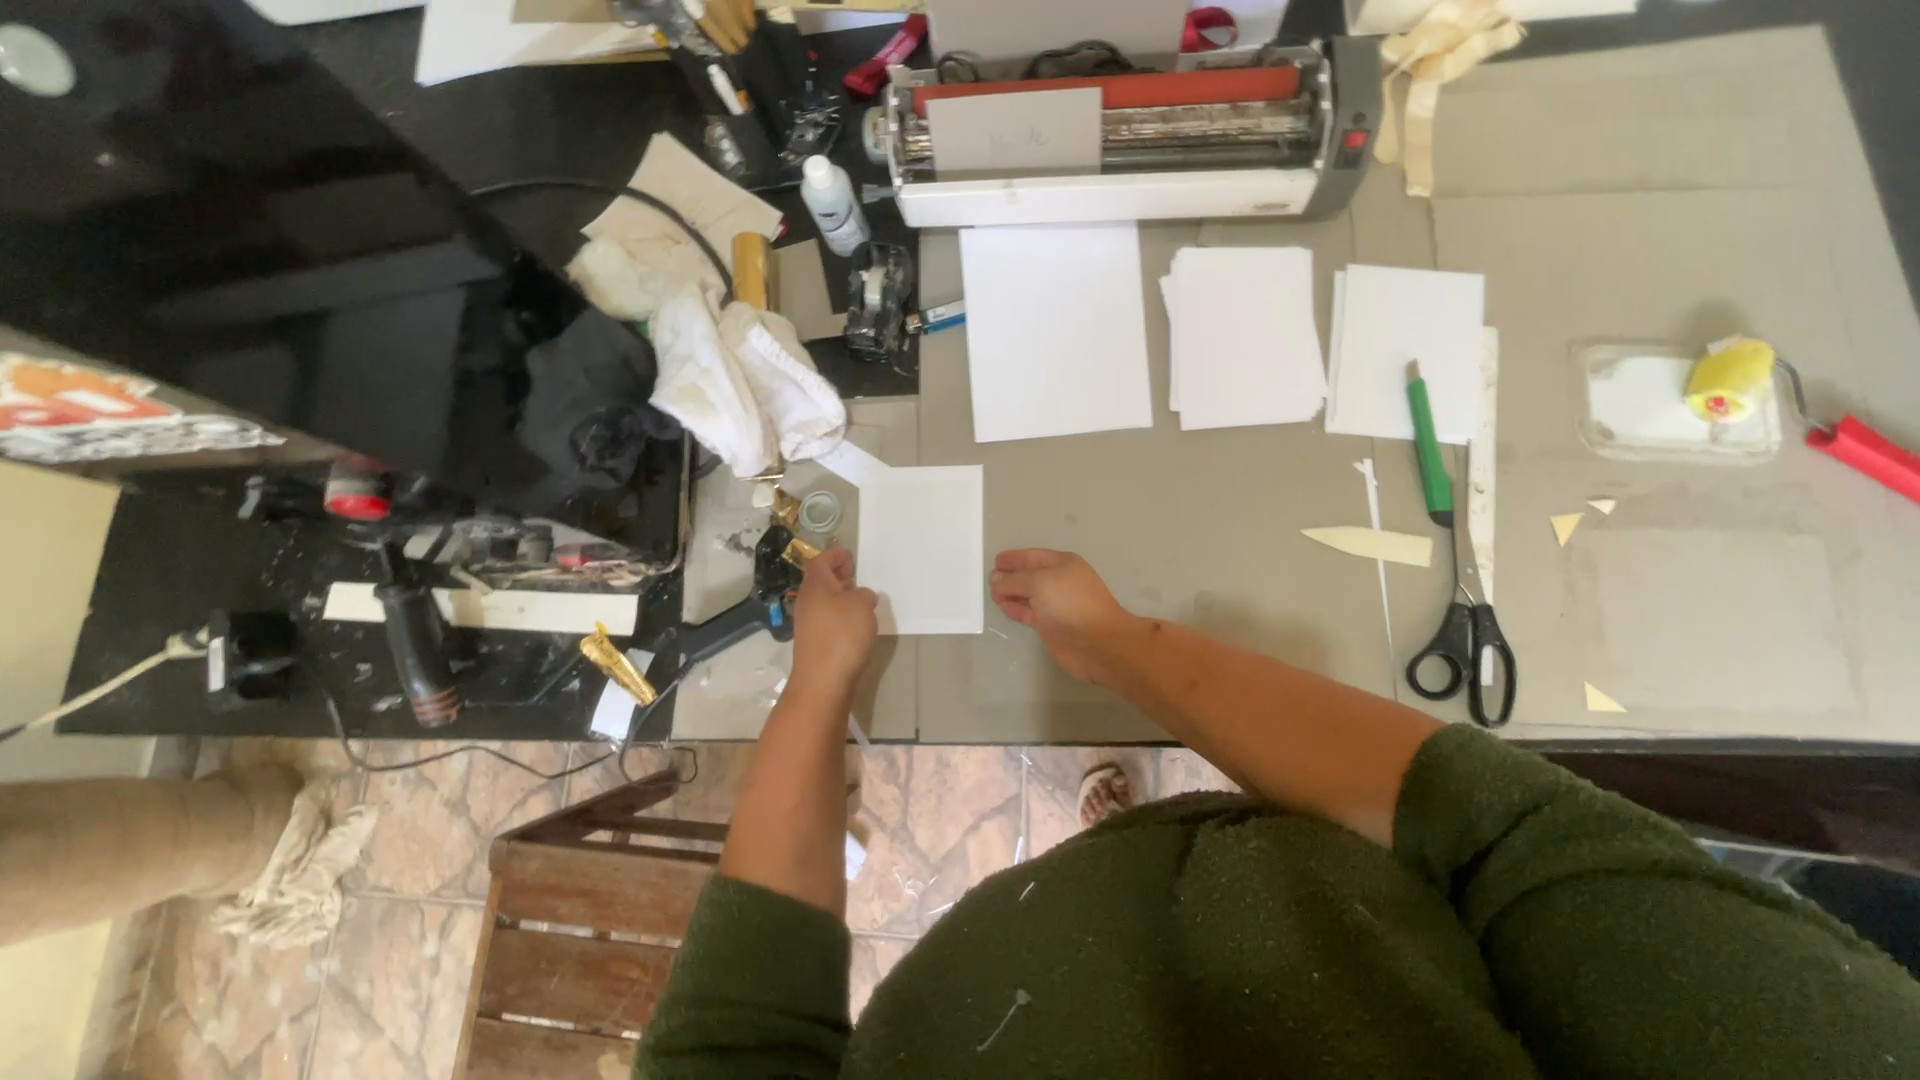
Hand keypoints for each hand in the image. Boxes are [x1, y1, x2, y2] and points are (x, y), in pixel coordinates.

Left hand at [790, 546, 877, 694]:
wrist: (823, 680)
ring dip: (839, 597)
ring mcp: (808, 624)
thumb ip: (863, 594)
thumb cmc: (842, 635)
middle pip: (819, 581)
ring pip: (823, 601)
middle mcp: (807, 601)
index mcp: (815, 585)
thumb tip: (860, 596)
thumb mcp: (861, 605)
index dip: (834, 555)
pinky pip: (826, 619)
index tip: (849, 555)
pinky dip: (839, 615)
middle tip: (854, 575)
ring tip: (860, 600)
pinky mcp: (814, 643)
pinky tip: (854, 624)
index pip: (820, 561)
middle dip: (836, 576)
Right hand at [989, 550, 1136, 682]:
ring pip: (1027, 595)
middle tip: (988, 581)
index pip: (1031, 556)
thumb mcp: (1039, 582)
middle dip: (1009, 576)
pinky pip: (1028, 612)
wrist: (1096, 643)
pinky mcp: (1051, 625)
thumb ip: (1014, 580)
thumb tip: (996, 580)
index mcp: (1061, 564)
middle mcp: (1059, 581)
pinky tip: (1003, 607)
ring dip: (1010, 593)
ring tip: (992, 595)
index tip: (995, 561)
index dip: (1013, 558)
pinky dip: (1015, 608)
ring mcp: (1055, 604)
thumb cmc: (1070, 604)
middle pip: (1029, 575)